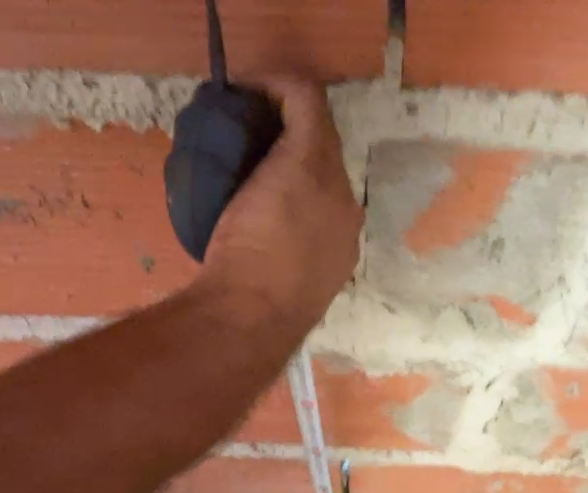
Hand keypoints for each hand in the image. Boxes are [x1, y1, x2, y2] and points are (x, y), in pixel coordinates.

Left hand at [197, 78, 361, 334]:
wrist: (253, 312)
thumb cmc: (250, 311)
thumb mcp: (269, 291)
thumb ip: (270, 270)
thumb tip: (243, 265)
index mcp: (339, 247)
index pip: (321, 197)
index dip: (290, 179)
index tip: (252, 172)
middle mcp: (345, 212)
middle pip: (323, 161)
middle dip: (288, 145)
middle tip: (244, 142)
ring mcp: (331, 182)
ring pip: (316, 130)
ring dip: (281, 118)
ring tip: (242, 121)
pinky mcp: (309, 154)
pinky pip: (302, 100)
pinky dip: (276, 86)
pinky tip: (245, 88)